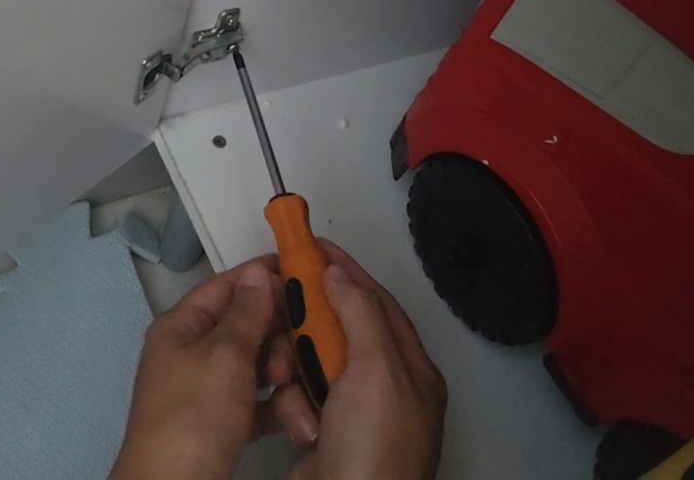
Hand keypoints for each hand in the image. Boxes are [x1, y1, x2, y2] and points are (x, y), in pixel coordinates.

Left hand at [110, 257, 317, 479]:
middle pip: (244, 326)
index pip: (224, 286)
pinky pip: (256, 403)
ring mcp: (205, 390)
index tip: (301, 274)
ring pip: (255, 366)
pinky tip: (300, 420)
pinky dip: (277, 408)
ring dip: (283, 377)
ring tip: (296, 395)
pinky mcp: (221, 425)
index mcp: (181, 326)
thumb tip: (259, 272)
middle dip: (277, 338)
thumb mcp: (224, 355)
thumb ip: (247, 312)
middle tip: (298, 355)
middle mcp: (191, 352)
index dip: (260, 277)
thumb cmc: (194, 415)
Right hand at [289, 241, 445, 479]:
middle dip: (311, 319)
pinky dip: (293, 400)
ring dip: (296, 362)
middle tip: (282, 298)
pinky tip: (296, 414)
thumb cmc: (374, 446)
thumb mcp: (377, 371)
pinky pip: (300, 394)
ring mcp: (353, 413)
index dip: (346, 269)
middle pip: (341, 329)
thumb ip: (360, 312)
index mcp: (411, 369)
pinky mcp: (324, 432)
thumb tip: (338, 272)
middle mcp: (386, 388)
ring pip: (314, 358)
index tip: (312, 245)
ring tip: (285, 368)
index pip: (377, 301)